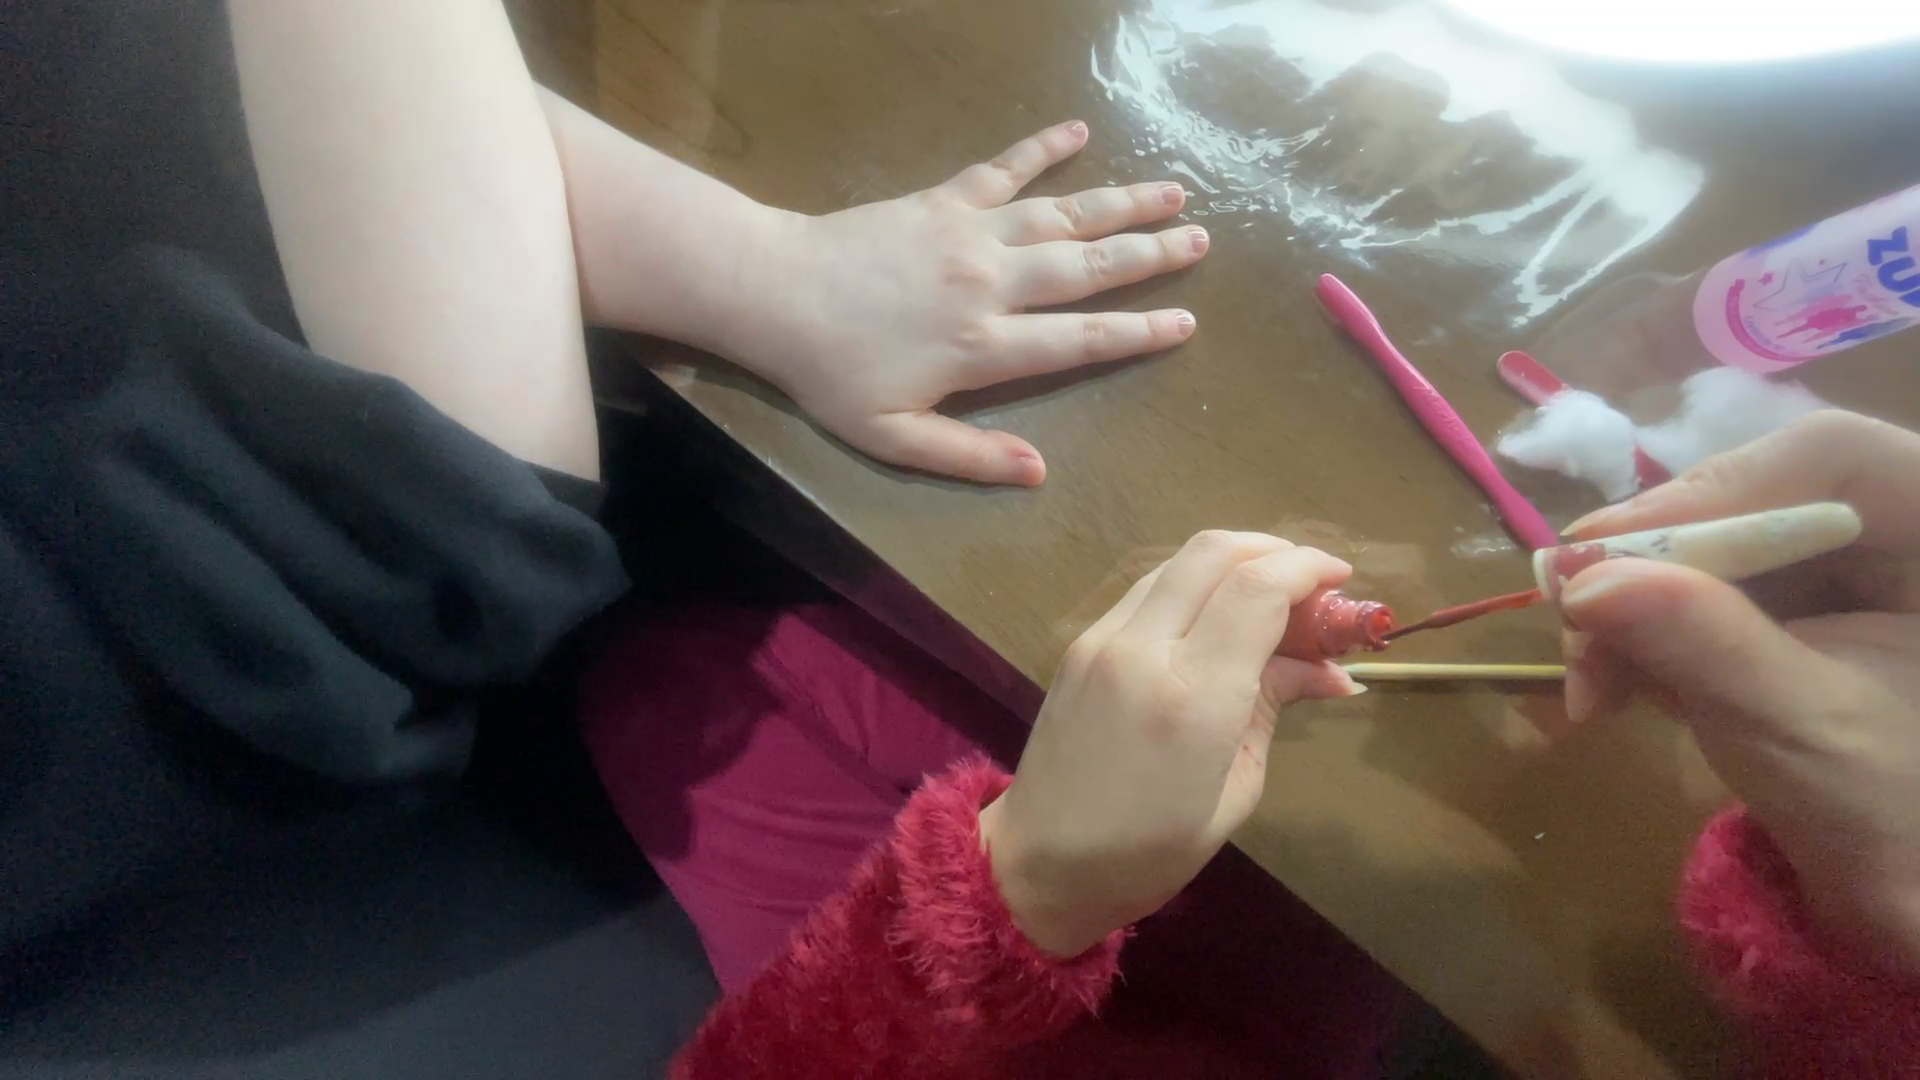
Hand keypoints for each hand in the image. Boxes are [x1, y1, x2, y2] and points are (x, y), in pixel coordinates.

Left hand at [724, 121, 1206, 485]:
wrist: (776, 295)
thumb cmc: (833, 375)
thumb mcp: (894, 439)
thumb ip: (968, 457)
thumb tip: (1039, 473)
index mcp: (984, 346)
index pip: (1080, 340)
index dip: (1137, 334)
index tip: (1185, 323)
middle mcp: (992, 282)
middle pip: (1086, 268)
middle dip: (1148, 257)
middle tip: (1203, 241)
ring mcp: (970, 232)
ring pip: (1061, 214)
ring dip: (1120, 203)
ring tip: (1173, 191)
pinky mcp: (943, 199)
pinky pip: (1003, 169)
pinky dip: (1041, 149)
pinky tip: (1078, 131)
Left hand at [977, 532, 1361, 955]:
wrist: (1041, 856)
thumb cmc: (1149, 850)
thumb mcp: (1234, 791)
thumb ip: (1272, 708)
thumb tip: (1331, 669)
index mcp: (1191, 698)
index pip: (1255, 591)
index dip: (1307, 569)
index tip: (1342, 578)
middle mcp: (1141, 650)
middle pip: (1212, 553)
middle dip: (1273, 549)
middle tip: (1310, 582)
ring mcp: (1101, 639)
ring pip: (1175, 564)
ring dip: (1230, 562)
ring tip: (1268, 599)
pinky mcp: (1079, 643)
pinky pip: (1145, 591)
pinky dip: (1190, 586)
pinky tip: (1214, 617)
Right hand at [1560, 410, 1919, 971]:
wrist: (1906, 887)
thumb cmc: (1898, 819)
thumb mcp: (1796, 726)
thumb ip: (1698, 643)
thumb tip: (1578, 578)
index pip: (1830, 457)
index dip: (1708, 490)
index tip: (1603, 552)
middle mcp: (1894, 539)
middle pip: (1738, 502)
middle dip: (1640, 568)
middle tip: (1573, 623)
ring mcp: (1832, 572)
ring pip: (1690, 549)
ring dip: (1617, 612)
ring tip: (1593, 685)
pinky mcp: (1779, 603)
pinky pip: (1677, 587)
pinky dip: (1628, 633)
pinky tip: (1617, 684)